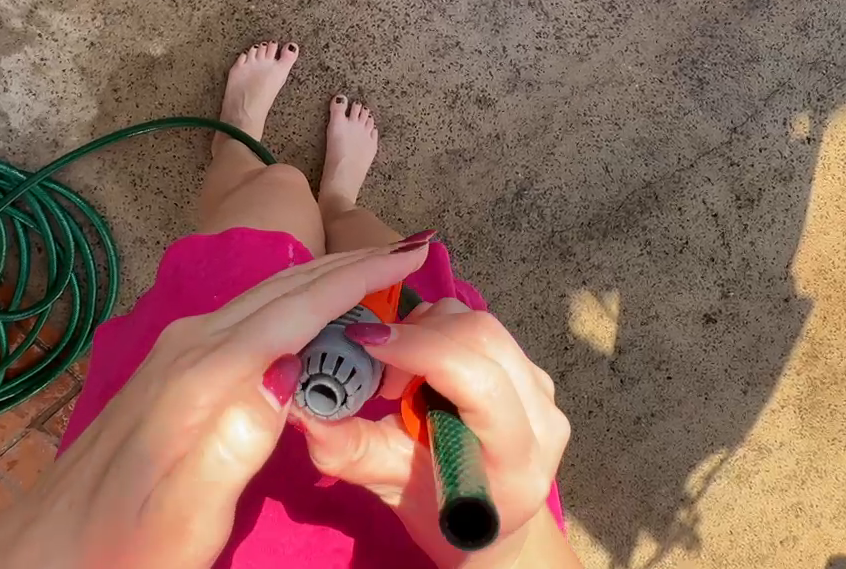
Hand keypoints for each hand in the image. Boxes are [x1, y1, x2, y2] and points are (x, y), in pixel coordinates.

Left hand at [0, 242, 431, 568]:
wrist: (43, 555)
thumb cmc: (121, 550)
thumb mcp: (184, 519)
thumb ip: (235, 439)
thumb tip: (291, 366)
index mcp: (205, 374)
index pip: (297, 309)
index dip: (358, 278)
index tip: (411, 256)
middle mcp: (193, 342)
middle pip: (286, 288)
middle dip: (349, 266)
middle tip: (407, 257)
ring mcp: (180, 346)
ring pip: (268, 294)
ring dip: (324, 279)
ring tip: (373, 273)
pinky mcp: (174, 360)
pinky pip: (252, 311)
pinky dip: (296, 299)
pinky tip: (311, 310)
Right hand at [298, 298, 572, 568]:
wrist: (491, 522)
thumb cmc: (440, 512)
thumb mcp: (392, 490)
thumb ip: (351, 451)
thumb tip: (301, 411)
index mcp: (517, 461)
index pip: (477, 381)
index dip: (419, 350)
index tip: (366, 341)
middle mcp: (544, 418)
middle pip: (481, 336)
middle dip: (418, 335)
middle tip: (377, 363)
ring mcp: (542, 387)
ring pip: (481, 321)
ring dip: (428, 329)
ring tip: (398, 370)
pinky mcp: (529, 368)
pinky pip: (481, 325)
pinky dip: (440, 329)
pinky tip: (419, 361)